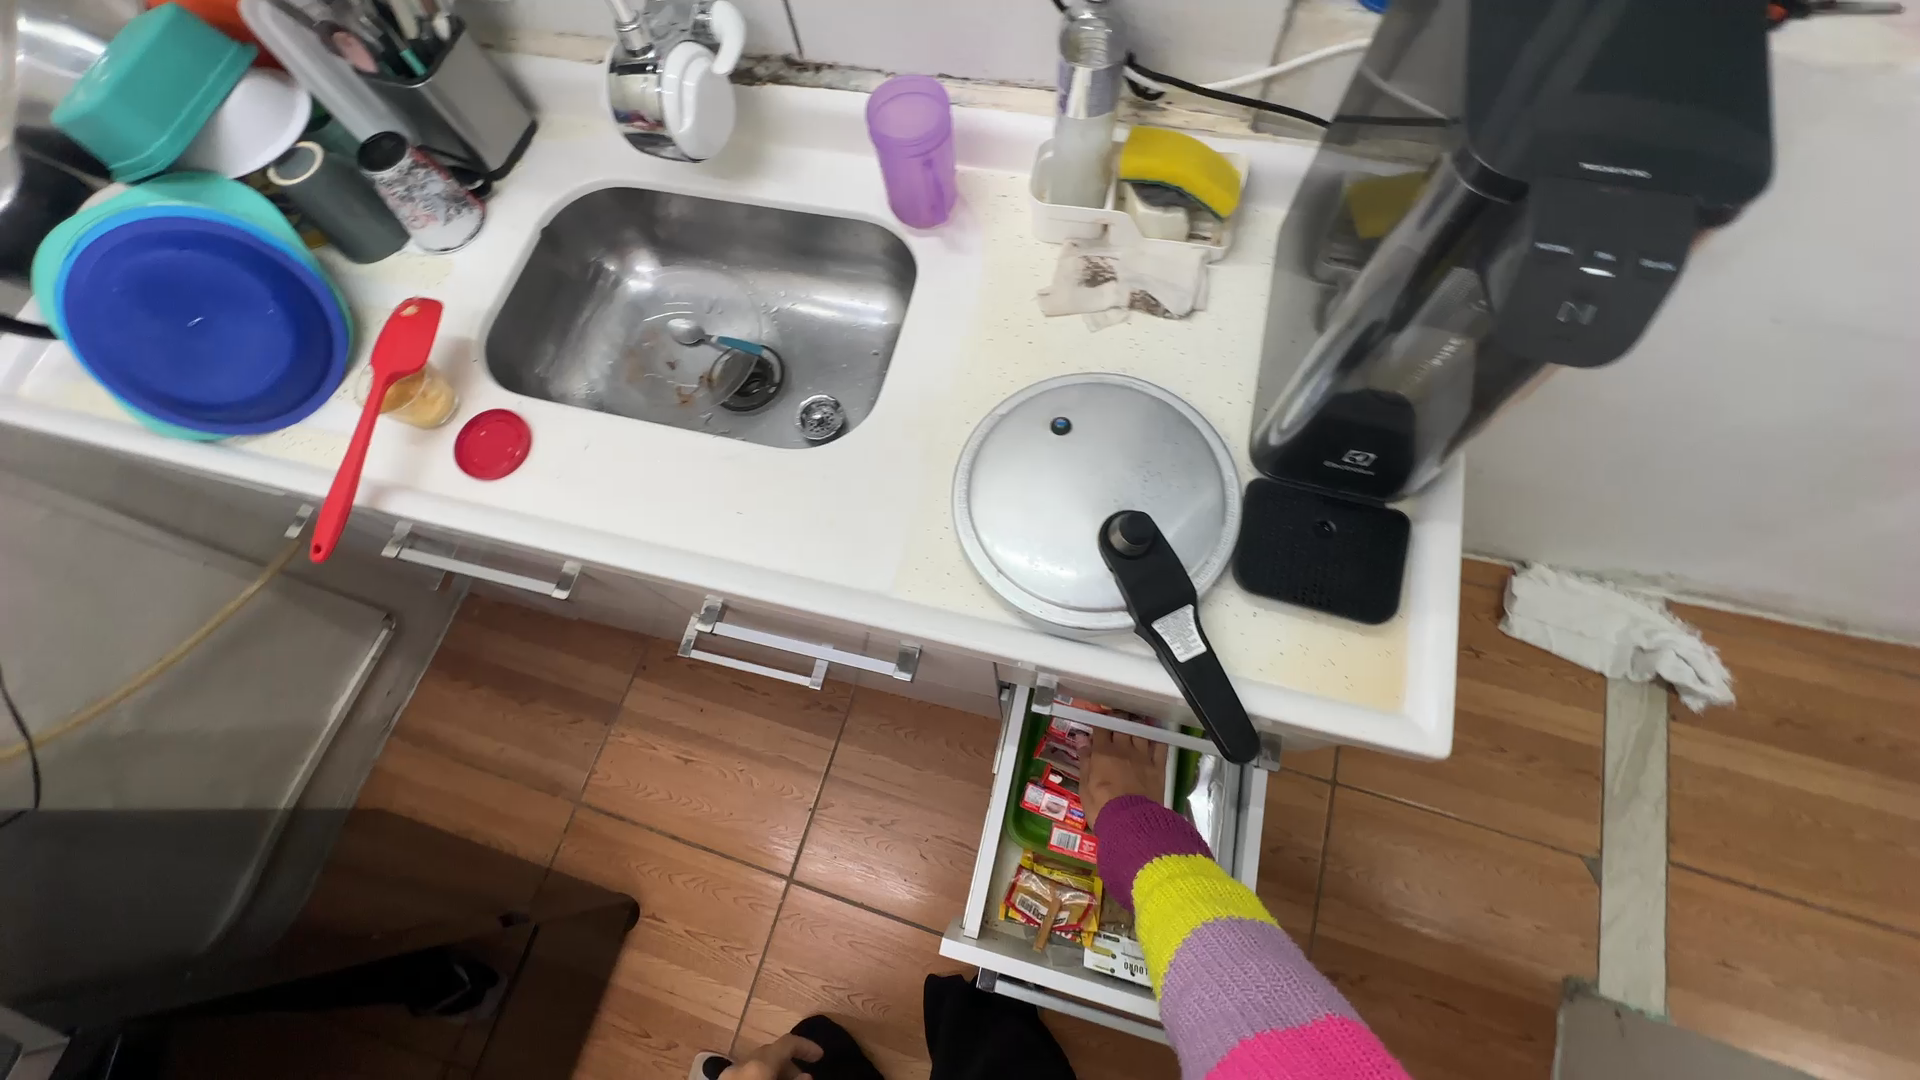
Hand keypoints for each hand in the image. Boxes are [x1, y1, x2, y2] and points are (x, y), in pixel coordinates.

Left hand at [720, 1035, 823, 1079]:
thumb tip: (806, 1076)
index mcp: (759, 1064)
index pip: (787, 1042)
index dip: (806, 1045)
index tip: (820, 1056)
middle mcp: (741, 1064)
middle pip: (770, 1052)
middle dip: (789, 1062)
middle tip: (804, 1077)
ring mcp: (727, 1075)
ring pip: (755, 1064)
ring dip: (774, 1070)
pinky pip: (744, 1074)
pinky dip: (758, 1076)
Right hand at [1082, 729, 1166, 828]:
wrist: (1132, 823)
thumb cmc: (1102, 807)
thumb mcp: (1085, 786)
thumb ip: (1084, 760)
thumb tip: (1081, 738)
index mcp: (1103, 752)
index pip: (1100, 729)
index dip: (1099, 723)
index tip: (1097, 723)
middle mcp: (1123, 749)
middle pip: (1121, 725)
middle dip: (1117, 721)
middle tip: (1115, 723)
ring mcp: (1142, 756)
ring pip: (1139, 732)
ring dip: (1135, 728)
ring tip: (1133, 728)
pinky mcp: (1158, 767)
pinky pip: (1159, 746)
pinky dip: (1156, 739)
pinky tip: (1153, 738)